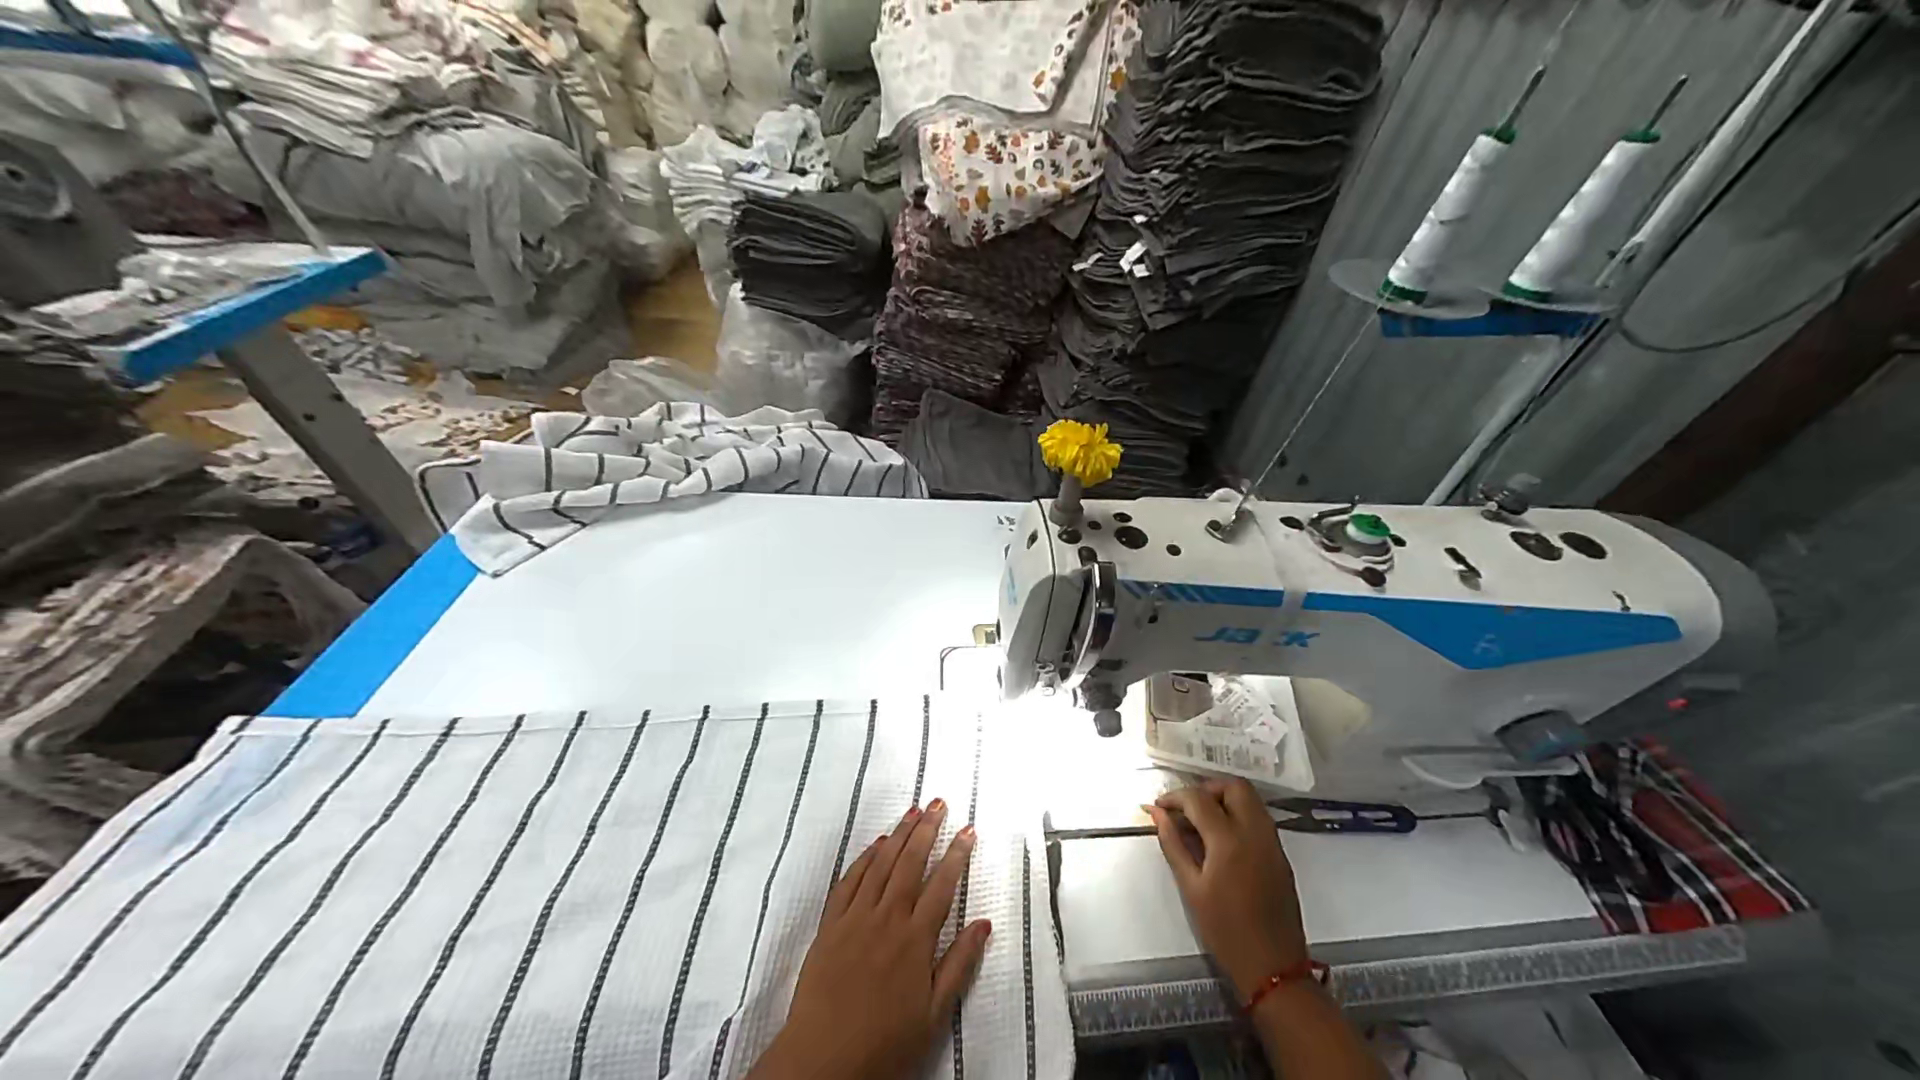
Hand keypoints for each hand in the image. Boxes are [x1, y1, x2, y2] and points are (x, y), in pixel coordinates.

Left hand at [750, 799, 989, 1079]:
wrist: (821, 1062)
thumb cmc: (883, 1045)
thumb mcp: (933, 1016)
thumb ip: (959, 965)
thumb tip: (982, 924)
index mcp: (915, 940)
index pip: (942, 885)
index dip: (957, 854)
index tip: (967, 830)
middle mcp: (887, 919)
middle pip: (911, 863)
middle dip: (927, 830)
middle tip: (939, 803)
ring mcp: (855, 918)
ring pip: (881, 865)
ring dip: (898, 835)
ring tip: (912, 811)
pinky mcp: (830, 925)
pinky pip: (849, 881)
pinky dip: (865, 859)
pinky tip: (876, 844)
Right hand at [1145, 778, 1308, 999]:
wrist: (1273, 967)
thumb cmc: (1225, 930)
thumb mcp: (1190, 887)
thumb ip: (1173, 844)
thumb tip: (1157, 813)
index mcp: (1229, 840)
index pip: (1198, 799)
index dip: (1174, 797)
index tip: (1159, 807)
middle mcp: (1255, 833)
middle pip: (1234, 786)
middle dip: (1206, 788)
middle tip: (1186, 807)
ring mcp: (1273, 842)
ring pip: (1251, 799)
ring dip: (1224, 798)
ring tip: (1201, 820)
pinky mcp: (1281, 854)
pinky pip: (1260, 818)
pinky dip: (1239, 813)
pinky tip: (1221, 836)